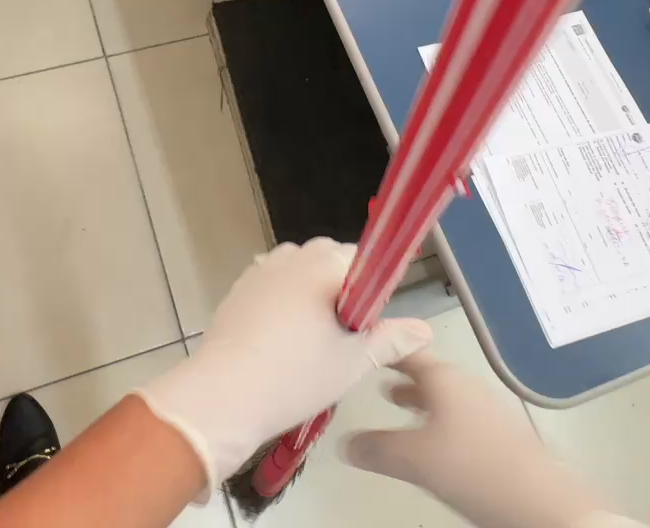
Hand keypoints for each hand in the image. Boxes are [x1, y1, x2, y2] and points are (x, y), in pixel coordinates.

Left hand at [135, 239, 431, 486]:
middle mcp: (291, 255)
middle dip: (342, 286)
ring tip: (312, 336)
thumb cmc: (295, 376)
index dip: (373, 285)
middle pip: (328, 257)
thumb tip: (425, 329)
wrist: (224, 393)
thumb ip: (390, 340)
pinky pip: (272, 280)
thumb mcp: (351, 363)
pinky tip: (282, 334)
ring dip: (311, 289)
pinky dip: (284, 297)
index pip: (363, 256)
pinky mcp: (239, 286)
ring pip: (298, 267)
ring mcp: (260, 268)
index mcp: (324, 265)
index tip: (370, 319)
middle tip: (344, 333)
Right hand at [345, 351, 605, 527]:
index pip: (404, 348)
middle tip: (375, 377)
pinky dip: (439, 416)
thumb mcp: (414, 460)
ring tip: (398, 406)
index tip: (360, 342)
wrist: (545, 506)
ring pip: (443, 393)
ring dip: (419, 398)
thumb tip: (342, 443)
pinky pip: (459, 413)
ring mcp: (485, 407)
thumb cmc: (475, 468)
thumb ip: (375, 448)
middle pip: (425, 371)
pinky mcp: (500, 433)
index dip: (382, 344)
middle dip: (400, 375)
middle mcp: (463, 384)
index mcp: (441, 377)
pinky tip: (434, 440)